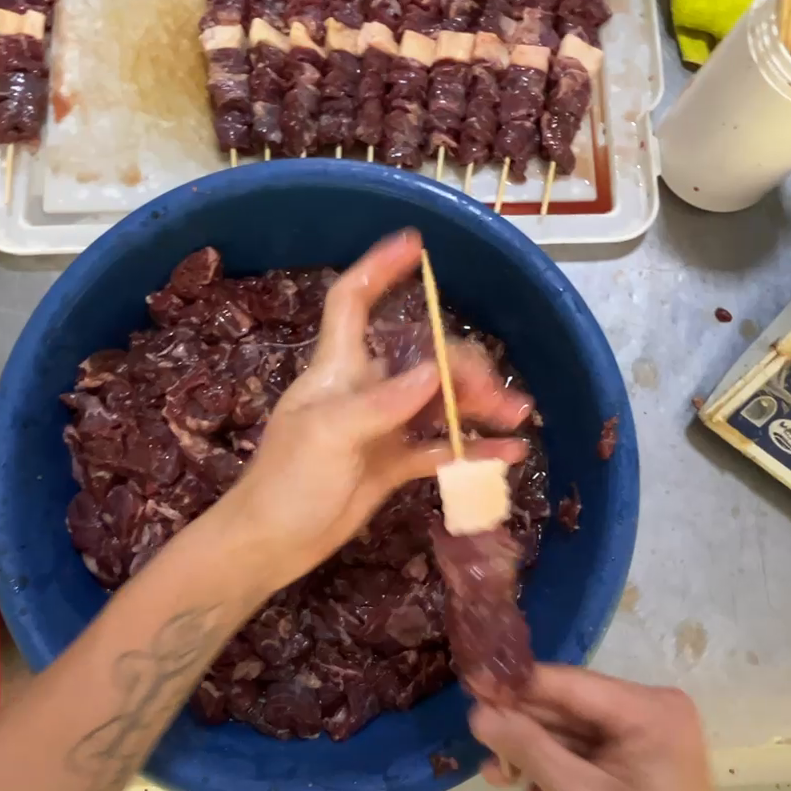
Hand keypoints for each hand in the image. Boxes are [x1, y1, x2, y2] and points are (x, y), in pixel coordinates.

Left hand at [212, 229, 531, 588]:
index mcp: (338, 368)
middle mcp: (364, 388)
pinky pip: (439, 448)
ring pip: (438, 401)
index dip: (379, 270)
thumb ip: (382, 403)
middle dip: (463, 367)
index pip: (353, 302)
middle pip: (422, 356)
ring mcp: (382, 426)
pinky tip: (508, 453)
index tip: (415, 246)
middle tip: (497, 396)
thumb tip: (435, 372)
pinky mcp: (392, 463)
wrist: (272, 545)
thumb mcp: (329, 436)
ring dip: (478, 405)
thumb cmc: (288, 482)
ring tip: (518, 418)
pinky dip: (471, 448)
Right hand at [471, 667, 747, 790]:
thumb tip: (476, 713)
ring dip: (533, 753)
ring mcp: (646, 732)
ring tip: (496, 776)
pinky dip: (557, 767)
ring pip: (571, 729)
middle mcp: (652, 708)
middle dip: (522, 728)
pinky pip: (586, 747)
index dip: (515, 684)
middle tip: (476, 735)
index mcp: (650, 709)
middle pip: (568, 706)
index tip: (470, 683)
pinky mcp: (638, 754)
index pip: (569, 683)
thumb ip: (526, 747)